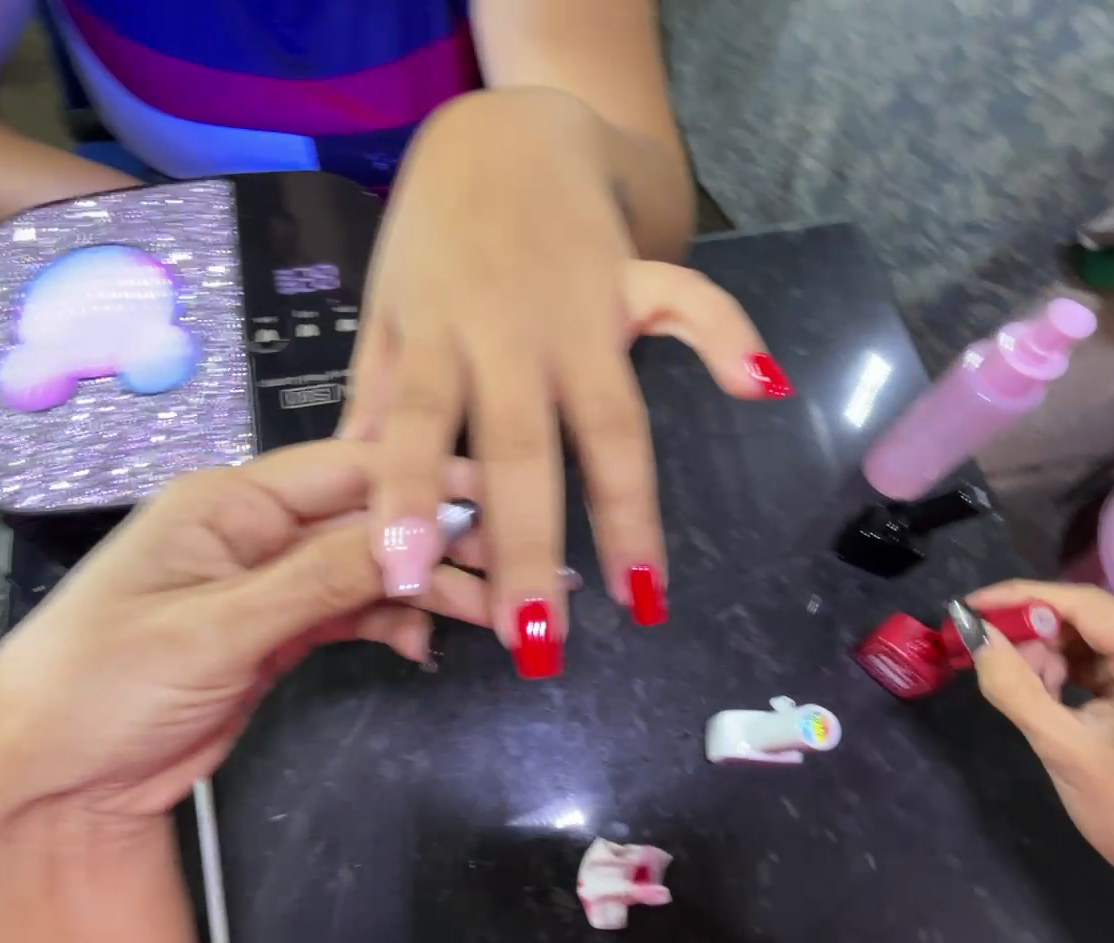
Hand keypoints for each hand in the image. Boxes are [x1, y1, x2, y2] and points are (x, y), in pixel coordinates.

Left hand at [0, 441, 490, 821]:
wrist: (52, 786)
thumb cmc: (104, 688)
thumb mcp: (213, 630)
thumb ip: (319, 580)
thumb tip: (423, 535)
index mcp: (230, 500)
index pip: (347, 470)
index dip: (424, 484)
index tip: (497, 510)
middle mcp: (259, 528)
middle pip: (371, 519)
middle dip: (441, 542)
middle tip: (516, 572)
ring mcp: (274, 581)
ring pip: (373, 568)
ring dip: (429, 588)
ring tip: (493, 616)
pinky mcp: (284, 631)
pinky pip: (356, 611)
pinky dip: (395, 623)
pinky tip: (426, 643)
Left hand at [338, 87, 782, 677]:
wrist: (499, 131)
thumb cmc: (431, 235)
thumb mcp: (384, 309)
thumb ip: (375, 392)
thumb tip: (350, 480)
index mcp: (435, 336)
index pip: (413, 427)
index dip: (404, 501)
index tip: (405, 580)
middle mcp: (508, 329)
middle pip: (521, 449)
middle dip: (528, 547)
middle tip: (536, 640)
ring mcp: (580, 304)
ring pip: (610, 415)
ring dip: (630, 507)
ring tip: (644, 595)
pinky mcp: (634, 277)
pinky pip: (691, 303)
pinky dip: (727, 341)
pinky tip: (763, 390)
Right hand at [951, 581, 1113, 908]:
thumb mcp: (1060, 747)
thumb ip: (1012, 684)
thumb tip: (971, 632)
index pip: (1092, 607)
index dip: (1024, 597)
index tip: (971, 606)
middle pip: (1101, 619)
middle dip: (1039, 631)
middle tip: (996, 658)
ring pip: (1109, 638)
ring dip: (1058, 651)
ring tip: (1030, 687)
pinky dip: (1082, 668)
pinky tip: (1058, 693)